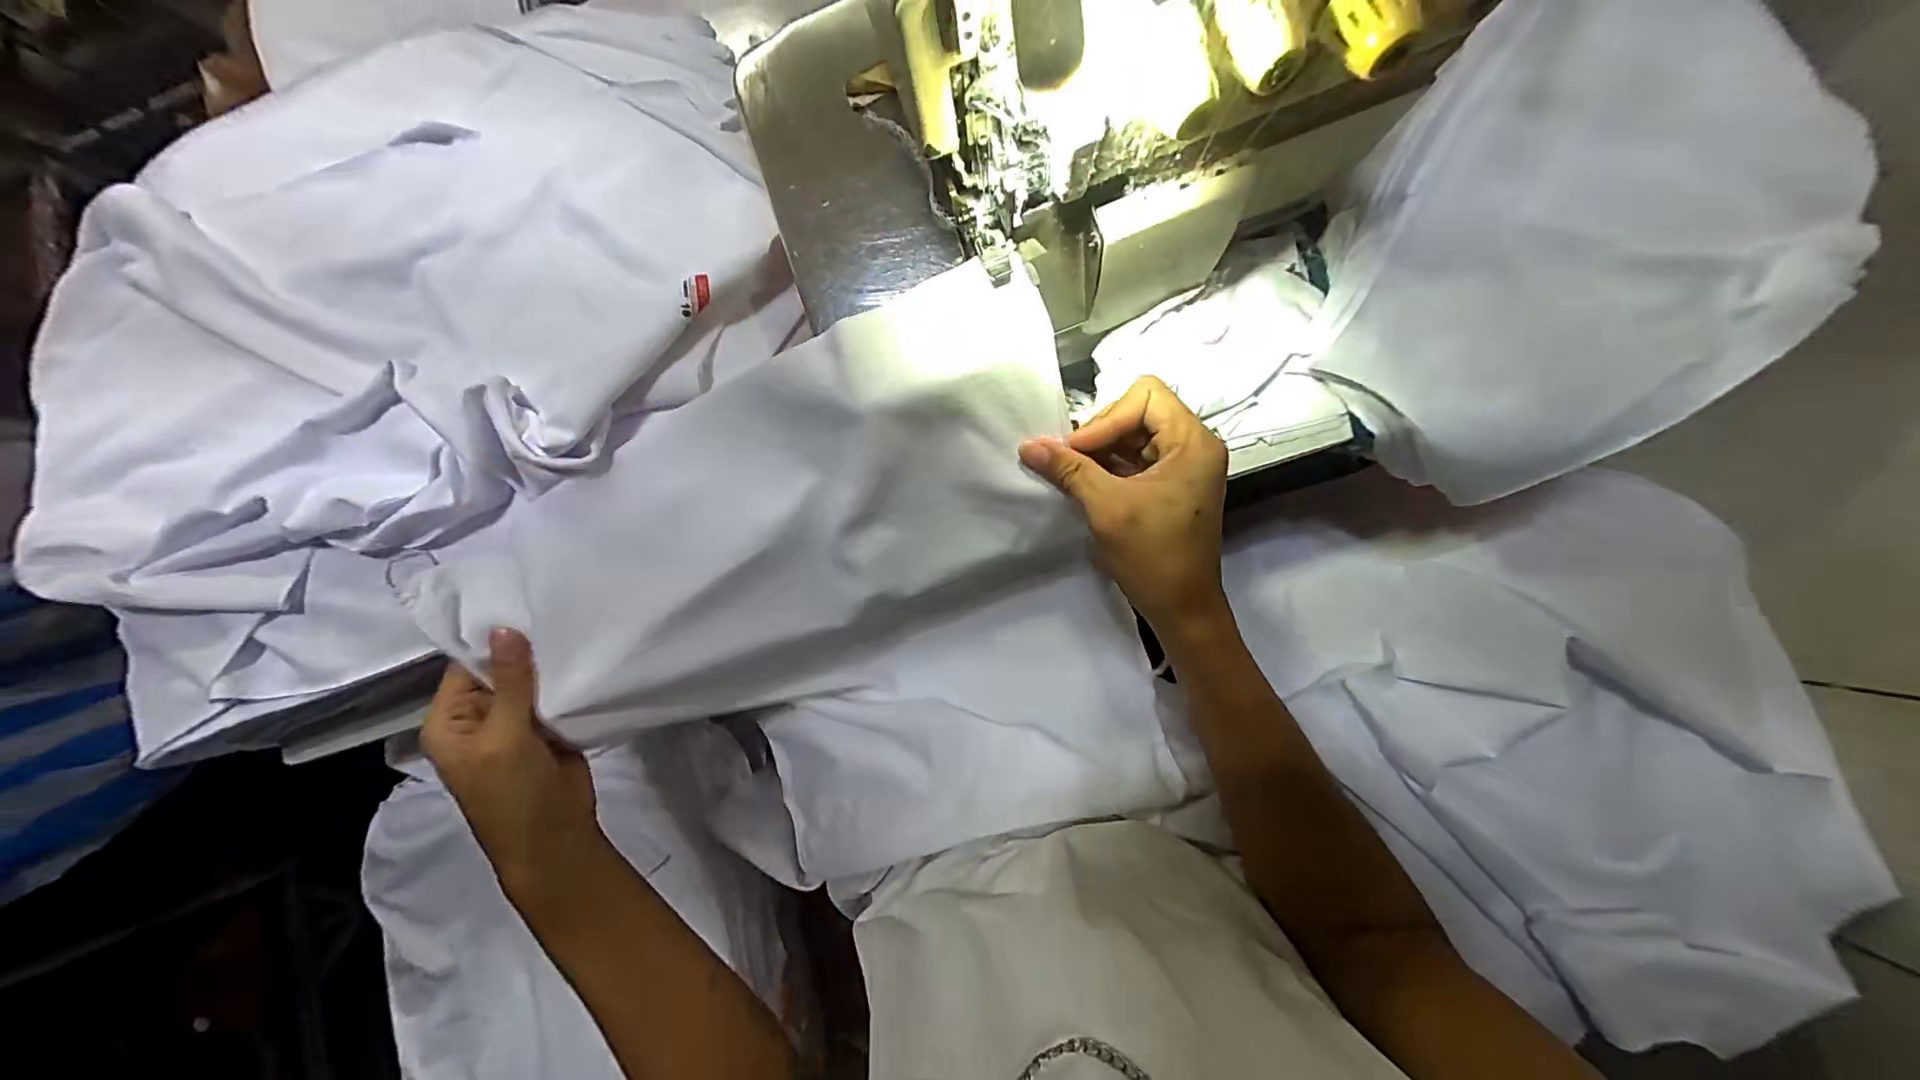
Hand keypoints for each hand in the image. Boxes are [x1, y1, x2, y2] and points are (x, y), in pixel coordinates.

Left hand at [421, 628, 602, 887]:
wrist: (555, 838)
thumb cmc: (513, 794)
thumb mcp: (506, 737)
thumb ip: (511, 683)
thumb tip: (506, 629)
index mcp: (450, 721)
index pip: (465, 666)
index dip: (492, 638)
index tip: (524, 601)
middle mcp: (479, 718)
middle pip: (501, 670)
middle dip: (526, 647)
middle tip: (557, 606)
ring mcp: (515, 725)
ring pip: (531, 682)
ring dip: (550, 664)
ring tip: (575, 623)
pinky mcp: (547, 729)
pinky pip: (554, 697)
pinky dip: (567, 681)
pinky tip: (586, 656)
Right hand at [1020, 376, 1230, 632]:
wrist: (1183, 608)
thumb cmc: (1152, 556)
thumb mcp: (1106, 507)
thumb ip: (1069, 470)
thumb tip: (1028, 445)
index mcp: (1192, 442)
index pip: (1146, 395)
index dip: (1106, 417)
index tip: (1078, 451)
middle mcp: (1194, 446)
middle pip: (1139, 411)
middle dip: (1100, 433)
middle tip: (1069, 460)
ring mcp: (1185, 467)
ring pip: (1135, 436)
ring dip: (1100, 451)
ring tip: (1070, 471)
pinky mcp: (1172, 486)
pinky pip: (1137, 460)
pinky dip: (1109, 467)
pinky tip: (1083, 482)